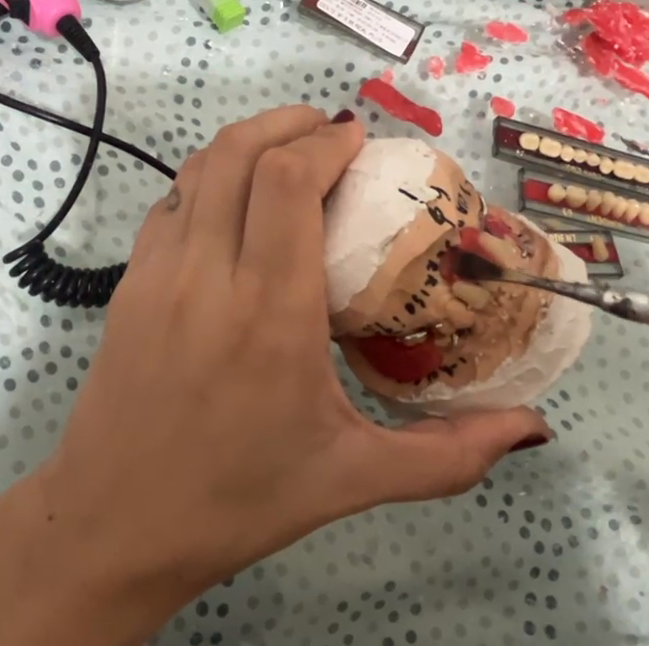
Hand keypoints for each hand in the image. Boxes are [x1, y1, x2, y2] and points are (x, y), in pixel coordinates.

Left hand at [33, 106, 551, 610]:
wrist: (115, 525)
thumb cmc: (238, 500)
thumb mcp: (352, 479)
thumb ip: (448, 455)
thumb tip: (533, 429)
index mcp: (271, 312)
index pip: (288, 181)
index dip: (325, 142)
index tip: (360, 143)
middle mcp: (209, 275)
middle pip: (239, 152)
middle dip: (290, 123)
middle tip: (331, 134)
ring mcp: (157, 273)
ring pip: (198, 167)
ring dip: (247, 142)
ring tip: (289, 153)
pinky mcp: (127, 283)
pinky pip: (170, 203)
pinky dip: (208, 179)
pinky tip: (236, 203)